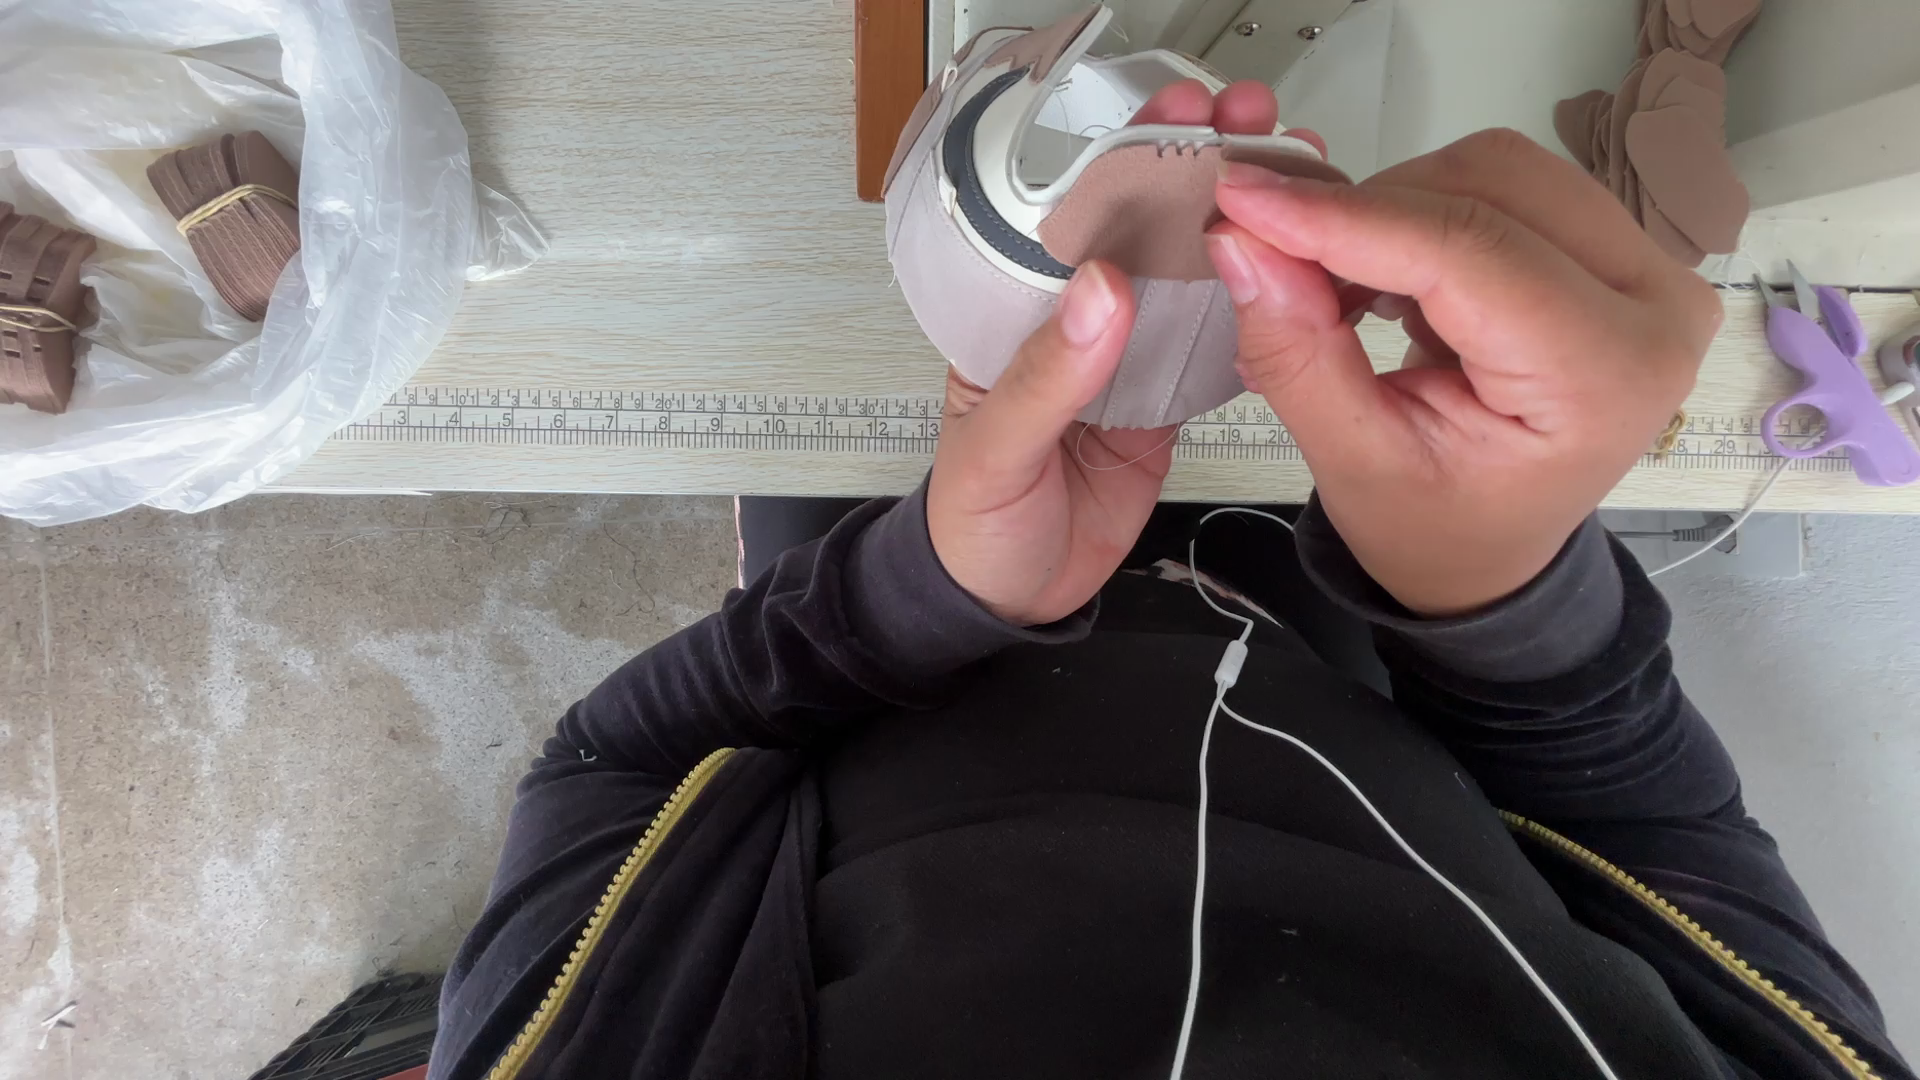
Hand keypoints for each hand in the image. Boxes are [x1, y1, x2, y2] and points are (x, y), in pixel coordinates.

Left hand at [929, 80, 1306, 625]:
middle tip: (1248, 127)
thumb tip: (1100, 287)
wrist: (1010, 596)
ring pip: (1181, 286)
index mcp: (1014, 325)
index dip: (1116, 168)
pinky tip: (1290, 280)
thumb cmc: (973, 523)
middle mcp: (1071, 333)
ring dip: (1228, 235)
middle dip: (1188, 179)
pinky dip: (1249, 319)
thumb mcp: (994, 454)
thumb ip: (1043, 377)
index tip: (1169, 126)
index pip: (1063, 226)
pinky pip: (1209, 352)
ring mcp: (1121, 367)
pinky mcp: (1158, 406)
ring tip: (1287, 182)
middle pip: (1134, 239)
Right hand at [1206, 129, 1721, 615]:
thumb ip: (1296, 355)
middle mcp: (1650, 297)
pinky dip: (1403, 226)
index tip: (1239, 202)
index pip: (1466, 251)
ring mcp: (1638, 266)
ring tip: (1323, 294)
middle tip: (1273, 268)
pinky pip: (1493, 195)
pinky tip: (1368, 290)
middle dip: (1359, 215)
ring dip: (1380, 217)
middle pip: (1488, 186)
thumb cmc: (1424, 529)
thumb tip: (1238, 246)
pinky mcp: (1603, 255)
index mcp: (1600, 374)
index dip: (1342, 219)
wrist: (1482, 550)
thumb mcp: (1349, 461)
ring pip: (1490, 175)